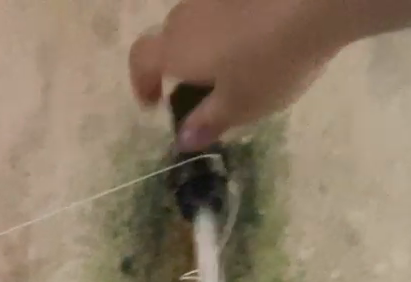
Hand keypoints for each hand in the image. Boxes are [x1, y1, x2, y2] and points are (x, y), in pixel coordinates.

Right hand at [130, 0, 354, 148]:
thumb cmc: (270, 61)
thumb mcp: (239, 106)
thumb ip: (207, 123)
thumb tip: (183, 138)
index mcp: (177, 49)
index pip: (141, 59)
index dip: (141, 82)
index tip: (155, 102)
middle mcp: (191, 13)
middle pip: (171, 34)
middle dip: (178, 60)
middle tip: (202, 84)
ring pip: (203, 15)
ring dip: (209, 36)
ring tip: (237, 57)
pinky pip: (233, 3)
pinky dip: (238, 18)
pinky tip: (263, 30)